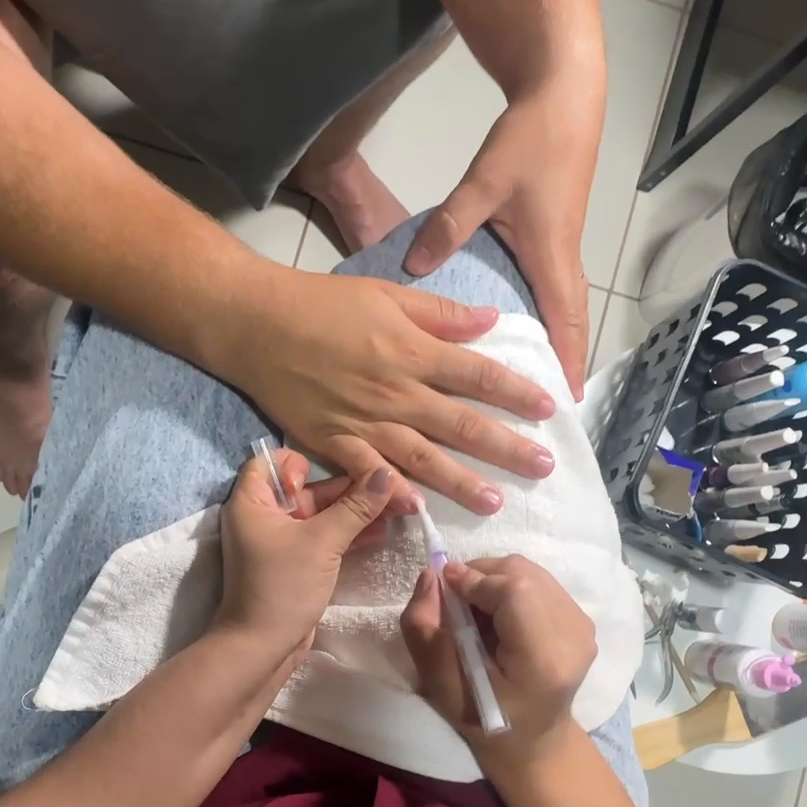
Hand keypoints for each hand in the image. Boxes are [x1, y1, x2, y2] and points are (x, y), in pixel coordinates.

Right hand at [209, 271, 556, 516]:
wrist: (257, 324)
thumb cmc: (322, 304)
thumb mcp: (386, 294)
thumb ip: (439, 313)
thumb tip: (490, 322)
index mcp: (411, 351)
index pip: (477, 375)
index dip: (515, 393)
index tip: (548, 410)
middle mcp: (395, 392)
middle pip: (460, 424)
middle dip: (505, 447)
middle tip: (542, 468)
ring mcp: (363, 422)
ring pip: (422, 457)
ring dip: (460, 481)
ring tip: (494, 502)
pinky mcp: (333, 442)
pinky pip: (366, 473)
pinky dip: (392, 493)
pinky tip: (418, 512)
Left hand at [215, 449, 398, 660]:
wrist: (261, 648)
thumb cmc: (283, 587)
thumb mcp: (323, 542)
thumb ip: (356, 507)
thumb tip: (386, 473)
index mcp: (252, 501)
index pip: (272, 461)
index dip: (302, 464)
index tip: (333, 476)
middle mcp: (262, 516)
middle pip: (307, 489)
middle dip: (349, 490)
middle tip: (394, 490)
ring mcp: (279, 541)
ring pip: (320, 515)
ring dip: (355, 512)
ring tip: (399, 510)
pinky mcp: (295, 563)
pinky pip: (323, 538)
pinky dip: (347, 534)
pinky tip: (381, 531)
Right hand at [400, 555, 596, 766]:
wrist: (533, 739)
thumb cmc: (482, 717)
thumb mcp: (440, 684)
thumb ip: (424, 629)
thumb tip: (431, 575)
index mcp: (544, 660)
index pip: (514, 592)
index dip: (475, 580)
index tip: (444, 586)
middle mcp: (574, 636)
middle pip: (523, 574)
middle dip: (481, 576)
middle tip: (456, 600)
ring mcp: (583, 625)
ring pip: (530, 572)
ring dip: (494, 580)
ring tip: (476, 609)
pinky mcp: (582, 619)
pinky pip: (538, 581)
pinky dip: (509, 587)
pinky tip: (498, 614)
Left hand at [405, 90, 604, 399]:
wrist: (563, 95)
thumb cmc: (531, 141)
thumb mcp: (484, 184)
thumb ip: (449, 227)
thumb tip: (415, 267)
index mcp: (550, 256)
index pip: (563, 323)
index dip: (564, 365)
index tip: (564, 406)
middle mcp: (562, 260)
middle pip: (570, 325)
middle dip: (563, 365)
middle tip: (550, 407)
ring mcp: (561, 249)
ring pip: (564, 310)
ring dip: (557, 345)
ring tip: (537, 381)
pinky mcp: (554, 237)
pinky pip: (554, 292)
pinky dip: (548, 320)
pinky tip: (524, 333)